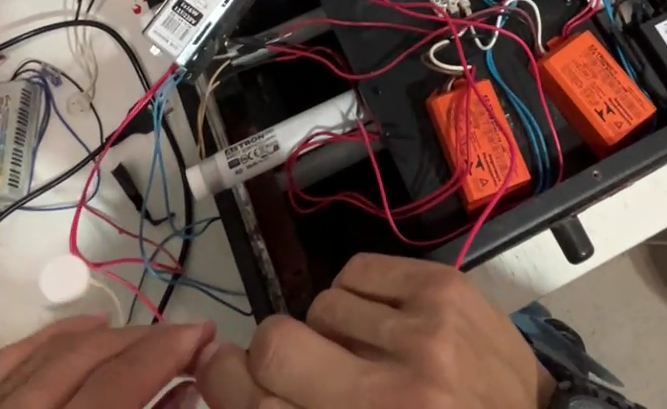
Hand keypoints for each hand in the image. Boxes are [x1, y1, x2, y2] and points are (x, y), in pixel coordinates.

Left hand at [0, 313, 214, 408]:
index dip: (168, 351)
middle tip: (187, 336)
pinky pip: (6, 361)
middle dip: (144, 339)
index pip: (120, 380)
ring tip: (147, 333)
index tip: (207, 333)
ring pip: (49, 350)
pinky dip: (51, 338)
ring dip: (105, 335)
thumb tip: (184, 390)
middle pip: (87, 357)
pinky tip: (84, 329)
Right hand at [195, 254, 551, 408]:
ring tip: (363, 351)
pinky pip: (358, 270)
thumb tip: (235, 374)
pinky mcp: (443, 288)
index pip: (259, 405)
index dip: (227, 384)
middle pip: (277, 347)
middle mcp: (390, 398)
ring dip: (330, 329)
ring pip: (321, 306)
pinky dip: (357, 294)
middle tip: (292, 362)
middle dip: (272, 354)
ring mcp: (421, 336)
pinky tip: (382, 320)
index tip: (223, 369)